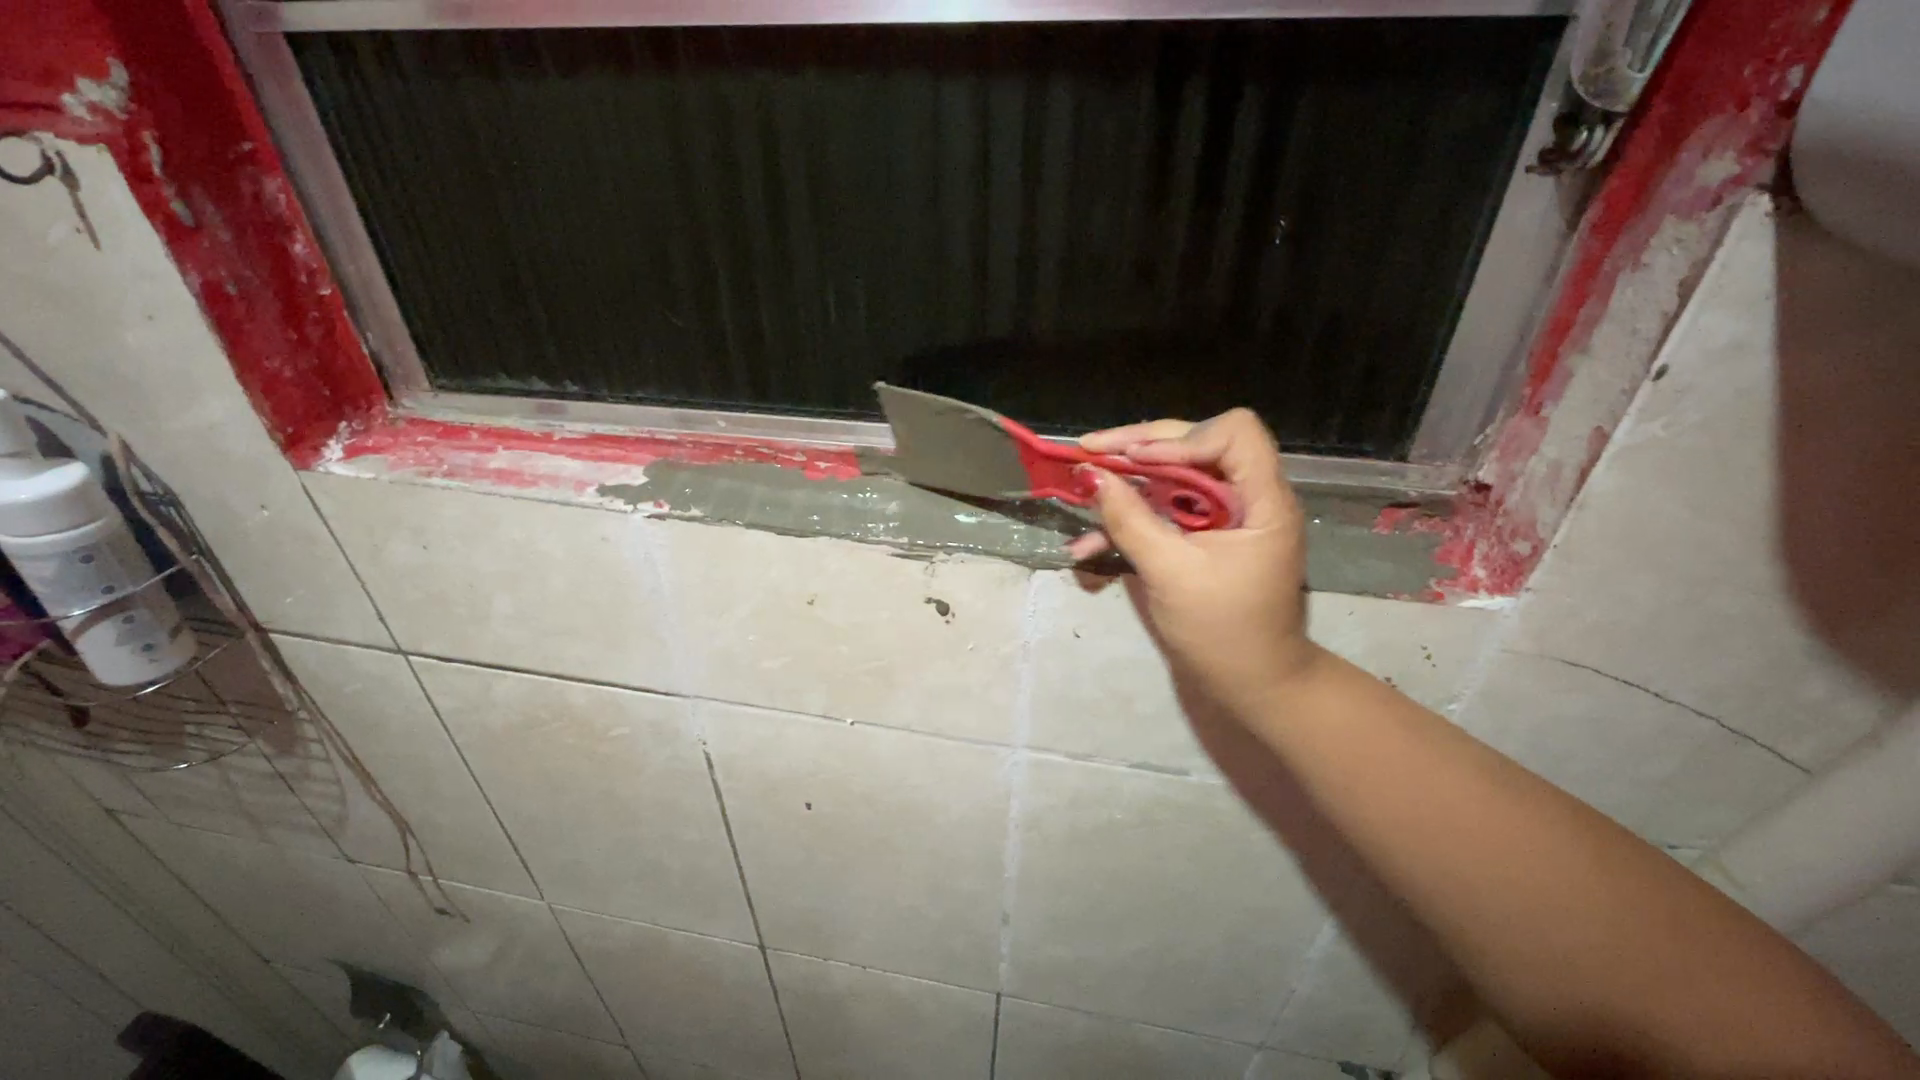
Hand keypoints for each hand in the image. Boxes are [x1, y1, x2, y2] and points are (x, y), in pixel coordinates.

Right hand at [1066, 409, 1322, 712]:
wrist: (1252, 684)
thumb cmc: (1221, 632)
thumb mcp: (1170, 574)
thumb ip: (1130, 520)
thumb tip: (1090, 475)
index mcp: (1263, 501)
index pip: (1234, 433)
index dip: (1182, 439)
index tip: (1136, 460)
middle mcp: (1249, 496)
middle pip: (1195, 444)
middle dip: (1137, 448)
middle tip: (1087, 452)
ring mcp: (1227, 515)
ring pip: (1174, 476)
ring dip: (1127, 485)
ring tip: (1080, 493)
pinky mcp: (1207, 535)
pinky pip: (1167, 510)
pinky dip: (1132, 519)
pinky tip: (1089, 545)